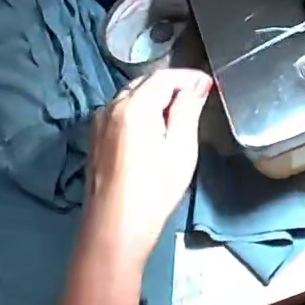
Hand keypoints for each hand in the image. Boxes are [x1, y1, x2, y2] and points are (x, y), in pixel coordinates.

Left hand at [79, 69, 212, 268]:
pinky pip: (120, 112)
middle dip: (172, 84)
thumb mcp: (181, 148)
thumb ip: (188, 110)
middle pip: (144, 83)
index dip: (188, 76)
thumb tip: (197, 85)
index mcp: (134, 106)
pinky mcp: (95, 138)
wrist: (115, 228)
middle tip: (198, 96)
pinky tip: (154, 127)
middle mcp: (111, 107)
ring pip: (131, 96)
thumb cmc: (155, 190)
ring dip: (155, 97)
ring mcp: (99, 123)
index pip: (163, 77)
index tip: (209, 84)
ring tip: (179, 112)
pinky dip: (140, 110)